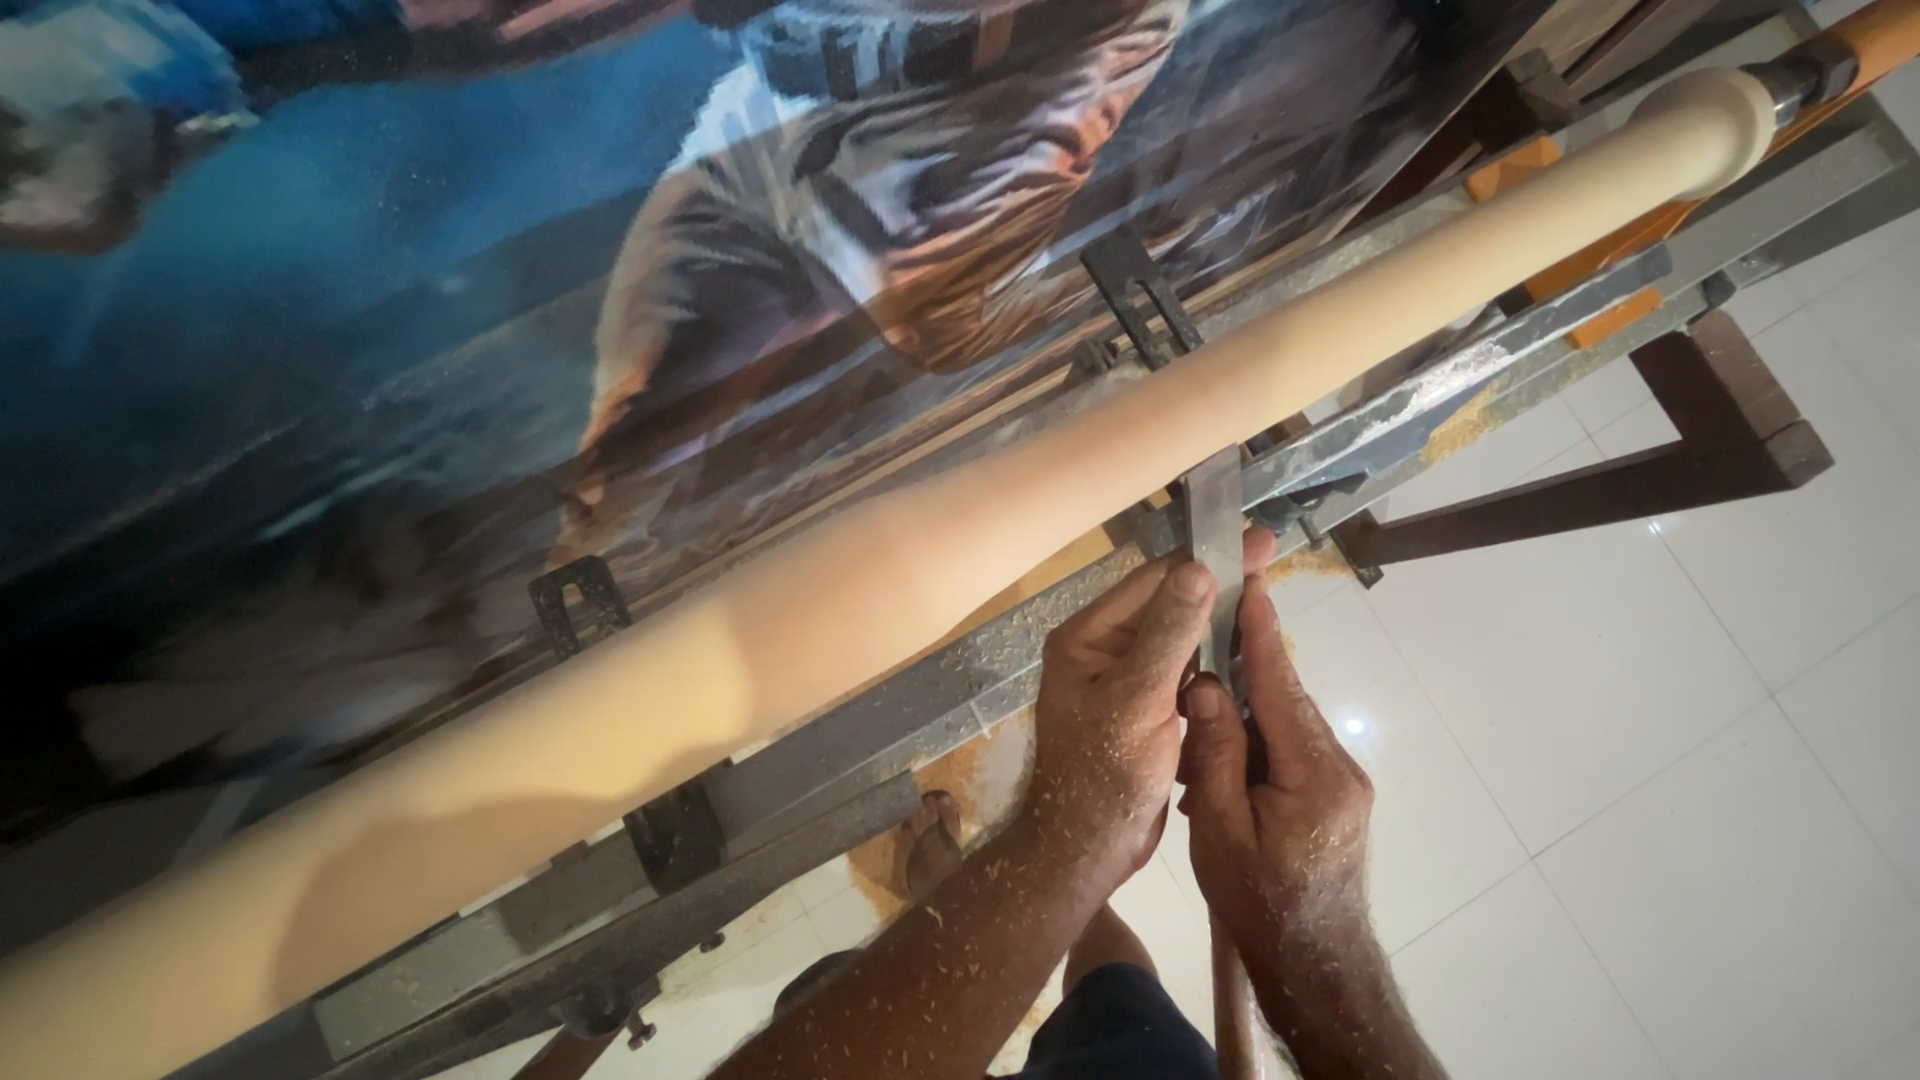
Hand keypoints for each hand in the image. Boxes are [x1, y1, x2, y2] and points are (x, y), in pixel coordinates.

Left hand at [1023, 530, 1276, 886]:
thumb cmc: (1106, 773)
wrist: (1090, 844)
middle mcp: (1099, 648)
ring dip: (1213, 613)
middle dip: (1214, 579)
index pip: (1150, 582)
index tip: (1254, 538)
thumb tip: (1198, 569)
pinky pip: (1178, 664)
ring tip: (1259, 588)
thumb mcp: (1137, 699)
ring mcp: (1120, 675)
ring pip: (1174, 632)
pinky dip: (1208, 651)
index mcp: (1085, 638)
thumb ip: (1167, 634)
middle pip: (1163, 602)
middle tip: (1266, 552)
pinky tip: (1239, 639)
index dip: (1203, 558)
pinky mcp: (1140, 702)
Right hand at [1178, 581, 1374, 947]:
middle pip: (1285, 697)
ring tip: (1197, 698)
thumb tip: (1206, 683)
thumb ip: (1214, 753)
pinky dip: (1253, 735)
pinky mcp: (1335, 792)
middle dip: (1245, 664)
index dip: (1263, 633)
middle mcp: (1339, 766)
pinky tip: (1218, 749)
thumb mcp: (1219, 829)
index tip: (1249, 583)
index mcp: (1315, 774)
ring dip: (1242, 706)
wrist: (1313, 963)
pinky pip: (1288, 744)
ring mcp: (1342, 779)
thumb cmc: (1258, 901)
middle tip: (1202, 630)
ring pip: (1285, 719)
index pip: (1282, 686)